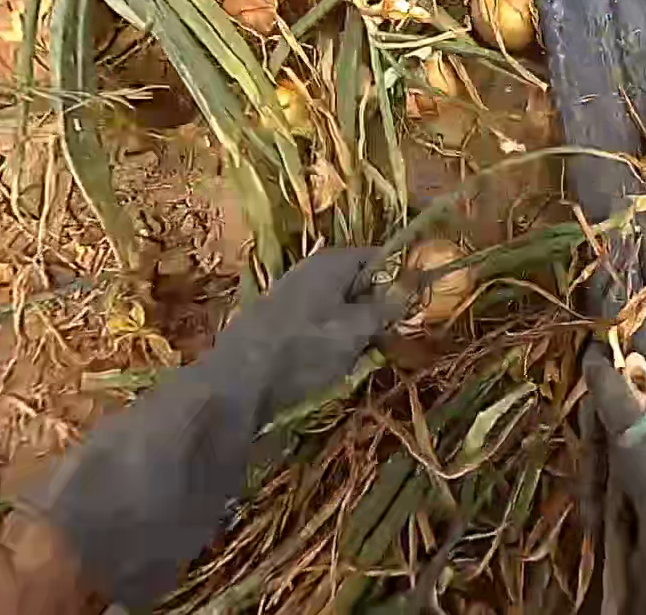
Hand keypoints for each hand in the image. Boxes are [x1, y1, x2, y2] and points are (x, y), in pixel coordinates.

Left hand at [195, 246, 396, 415]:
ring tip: (364, 352)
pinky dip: (329, 338)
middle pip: (358, 282)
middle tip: (391, 332)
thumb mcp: (357, 329)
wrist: (231, 388)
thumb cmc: (304, 348)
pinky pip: (316, 323)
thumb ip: (387, 308)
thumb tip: (409, 292)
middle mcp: (310, 270)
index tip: (414, 303)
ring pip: (337, 305)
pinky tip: (331, 363)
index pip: (381, 257)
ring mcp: (289, 296)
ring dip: (354, 326)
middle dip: (377, 306)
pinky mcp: (274, 324)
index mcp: (333, 261)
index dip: (401, 278)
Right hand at [583, 346, 645, 614]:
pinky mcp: (629, 511)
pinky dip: (596, 504)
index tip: (592, 353)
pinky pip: (602, 489)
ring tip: (603, 504)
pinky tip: (601, 524)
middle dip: (601, 431)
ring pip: (606, 452)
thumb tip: (596, 354)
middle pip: (621, 413)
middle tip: (596, 448)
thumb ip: (620, 408)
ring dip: (596, 475)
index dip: (627, 359)